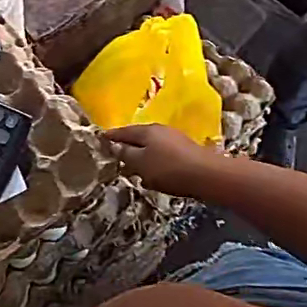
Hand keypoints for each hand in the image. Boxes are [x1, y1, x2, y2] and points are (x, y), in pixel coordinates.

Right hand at [105, 124, 227, 196]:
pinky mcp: (184, 152)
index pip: (124, 131)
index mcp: (147, 131)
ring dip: (140, 155)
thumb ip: (126, 154)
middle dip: (126, 145)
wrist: (206, 175)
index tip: (100, 138)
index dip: (111, 136)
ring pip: (151, 146)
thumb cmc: (169, 169)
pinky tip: (153, 174)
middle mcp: (160, 131)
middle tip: (113, 154)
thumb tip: (114, 145)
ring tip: (131, 168)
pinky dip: (153, 161)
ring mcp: (174, 140)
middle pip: (138, 137)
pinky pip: (162, 154)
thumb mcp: (141, 163)